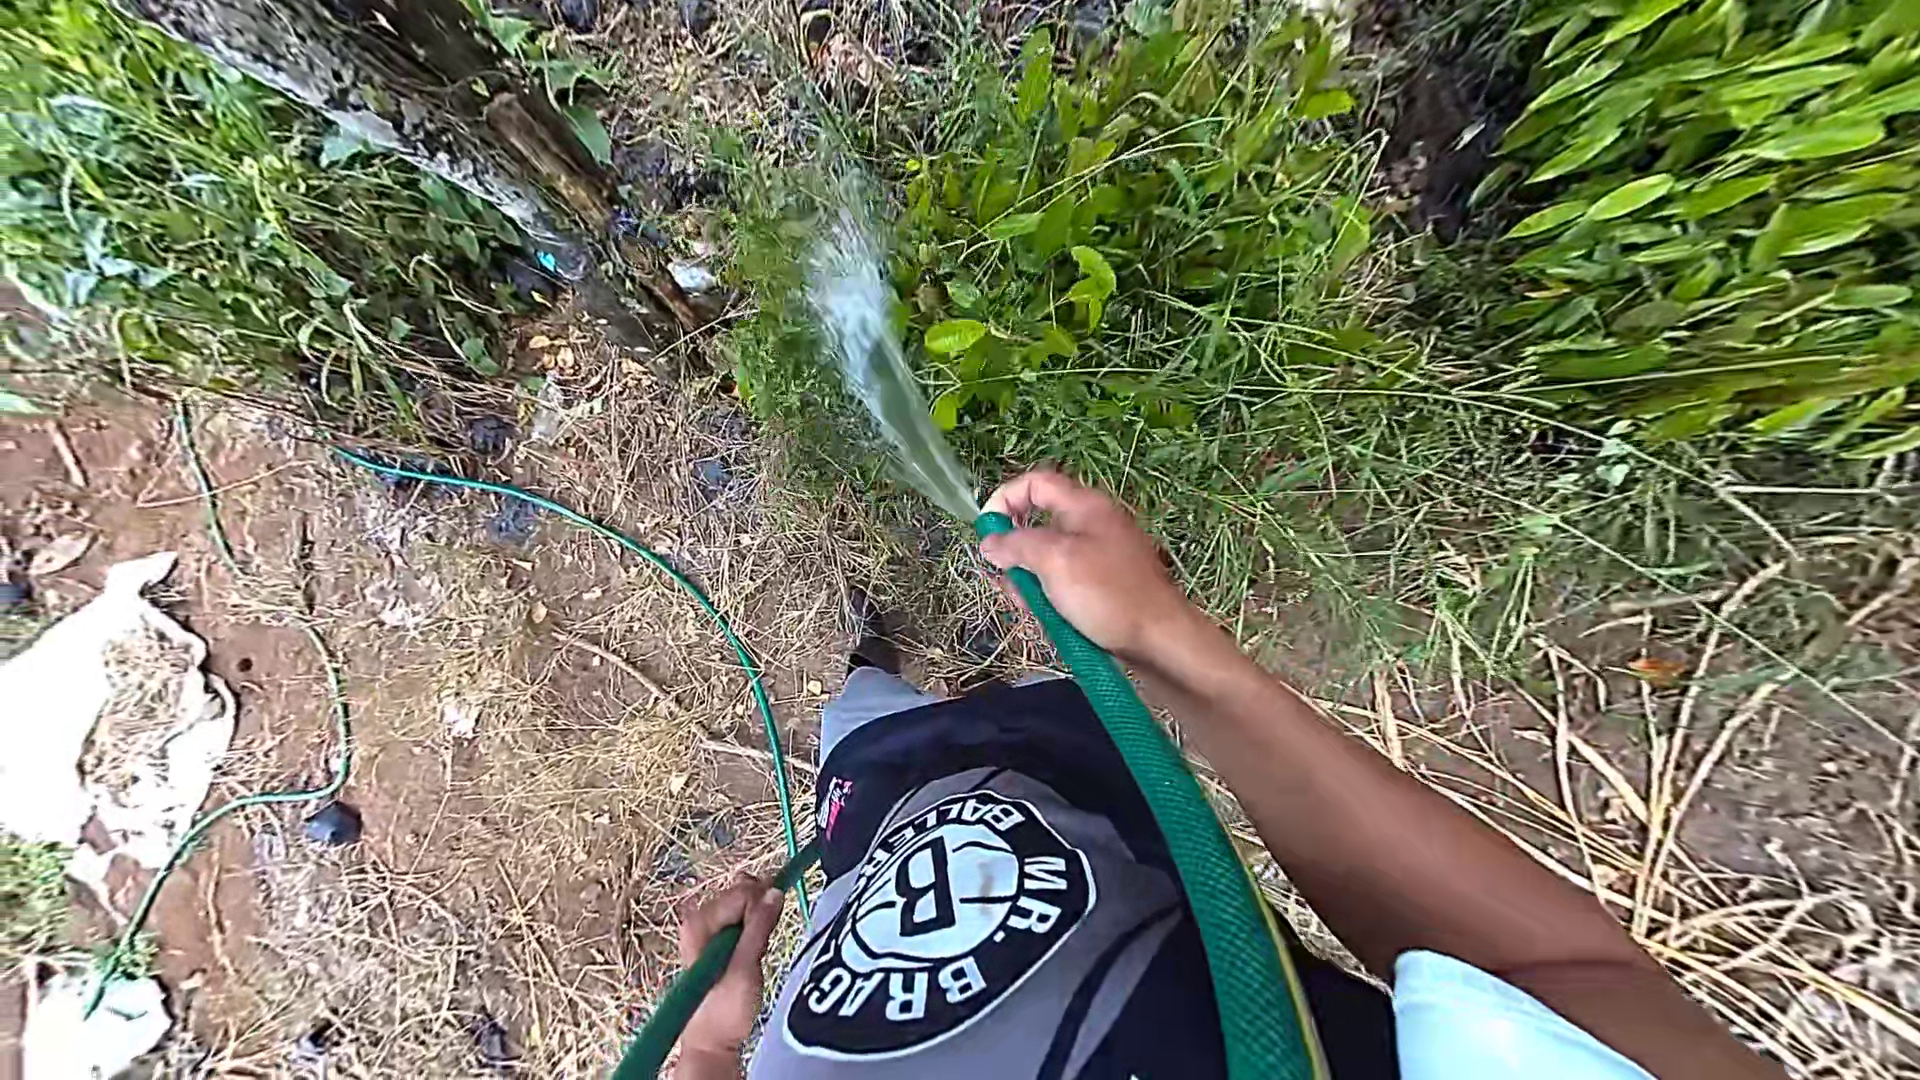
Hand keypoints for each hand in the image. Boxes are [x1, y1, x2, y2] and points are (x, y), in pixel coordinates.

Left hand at [677, 874, 784, 1061]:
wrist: (713, 1042)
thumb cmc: (724, 1013)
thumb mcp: (745, 970)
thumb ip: (759, 928)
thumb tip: (775, 891)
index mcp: (698, 923)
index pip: (742, 892)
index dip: (760, 907)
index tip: (766, 933)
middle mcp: (700, 917)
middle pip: (744, 891)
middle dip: (760, 910)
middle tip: (760, 943)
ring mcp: (709, 923)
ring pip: (747, 899)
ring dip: (759, 919)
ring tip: (755, 948)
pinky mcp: (718, 931)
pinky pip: (745, 911)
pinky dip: (756, 923)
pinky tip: (753, 946)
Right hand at [978, 469, 1200, 662]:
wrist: (1161, 640)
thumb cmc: (1107, 593)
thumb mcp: (1054, 561)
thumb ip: (1016, 545)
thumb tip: (989, 542)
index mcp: (1084, 505)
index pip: (1034, 483)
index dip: (1004, 499)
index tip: (986, 532)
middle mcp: (1092, 523)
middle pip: (1037, 523)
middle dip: (1014, 551)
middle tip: (1008, 580)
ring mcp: (1099, 554)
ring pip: (1046, 557)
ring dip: (1030, 580)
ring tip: (1031, 605)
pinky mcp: (1102, 583)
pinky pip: (1063, 580)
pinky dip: (1050, 594)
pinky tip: (1050, 617)